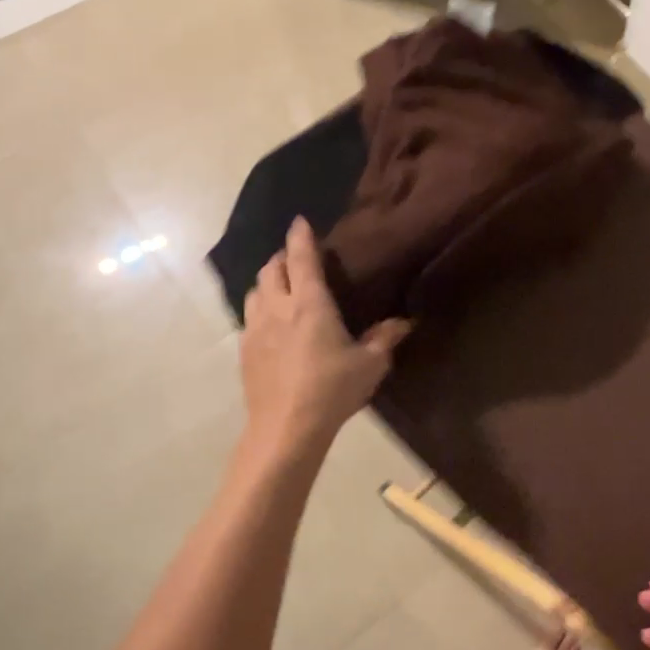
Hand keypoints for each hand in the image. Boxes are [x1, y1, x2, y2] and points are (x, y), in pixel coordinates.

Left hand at [240, 218, 409, 446]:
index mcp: (310, 304)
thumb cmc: (332, 389)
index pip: (301, 258)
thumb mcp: (371, 365)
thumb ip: (385, 339)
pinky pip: (250, 317)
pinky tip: (273, 324)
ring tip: (282, 287)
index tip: (300, 221)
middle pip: (271, 269)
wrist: (286, 427)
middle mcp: (278, 307)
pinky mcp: (245, 350)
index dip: (300, 237)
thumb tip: (404, 322)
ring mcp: (256, 329)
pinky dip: (261, 308)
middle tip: (296, 258)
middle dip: (282, 257)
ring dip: (268, 282)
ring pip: (255, 291)